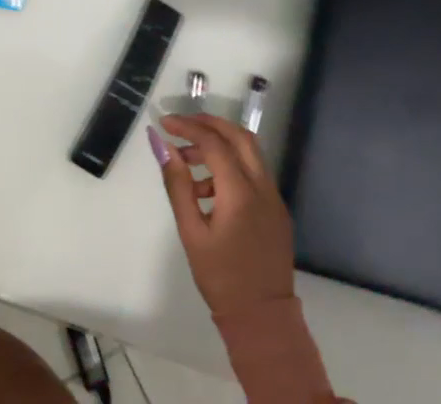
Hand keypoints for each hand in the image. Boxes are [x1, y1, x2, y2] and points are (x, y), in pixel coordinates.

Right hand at [150, 114, 295, 317]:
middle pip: (240, 137)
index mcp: (240, 193)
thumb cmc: (220, 276)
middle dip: (209, 124)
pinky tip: (206, 188)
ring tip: (186, 162)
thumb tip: (164, 147)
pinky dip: (230, 166)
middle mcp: (263, 188)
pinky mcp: (276, 210)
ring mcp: (274, 199)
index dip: (188, 127)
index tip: (164, 123)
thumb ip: (177, 185)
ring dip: (219, 145)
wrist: (262, 316)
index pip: (214, 143)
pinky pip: (254, 174)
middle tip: (181, 126)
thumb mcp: (191, 231)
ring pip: (250, 154)